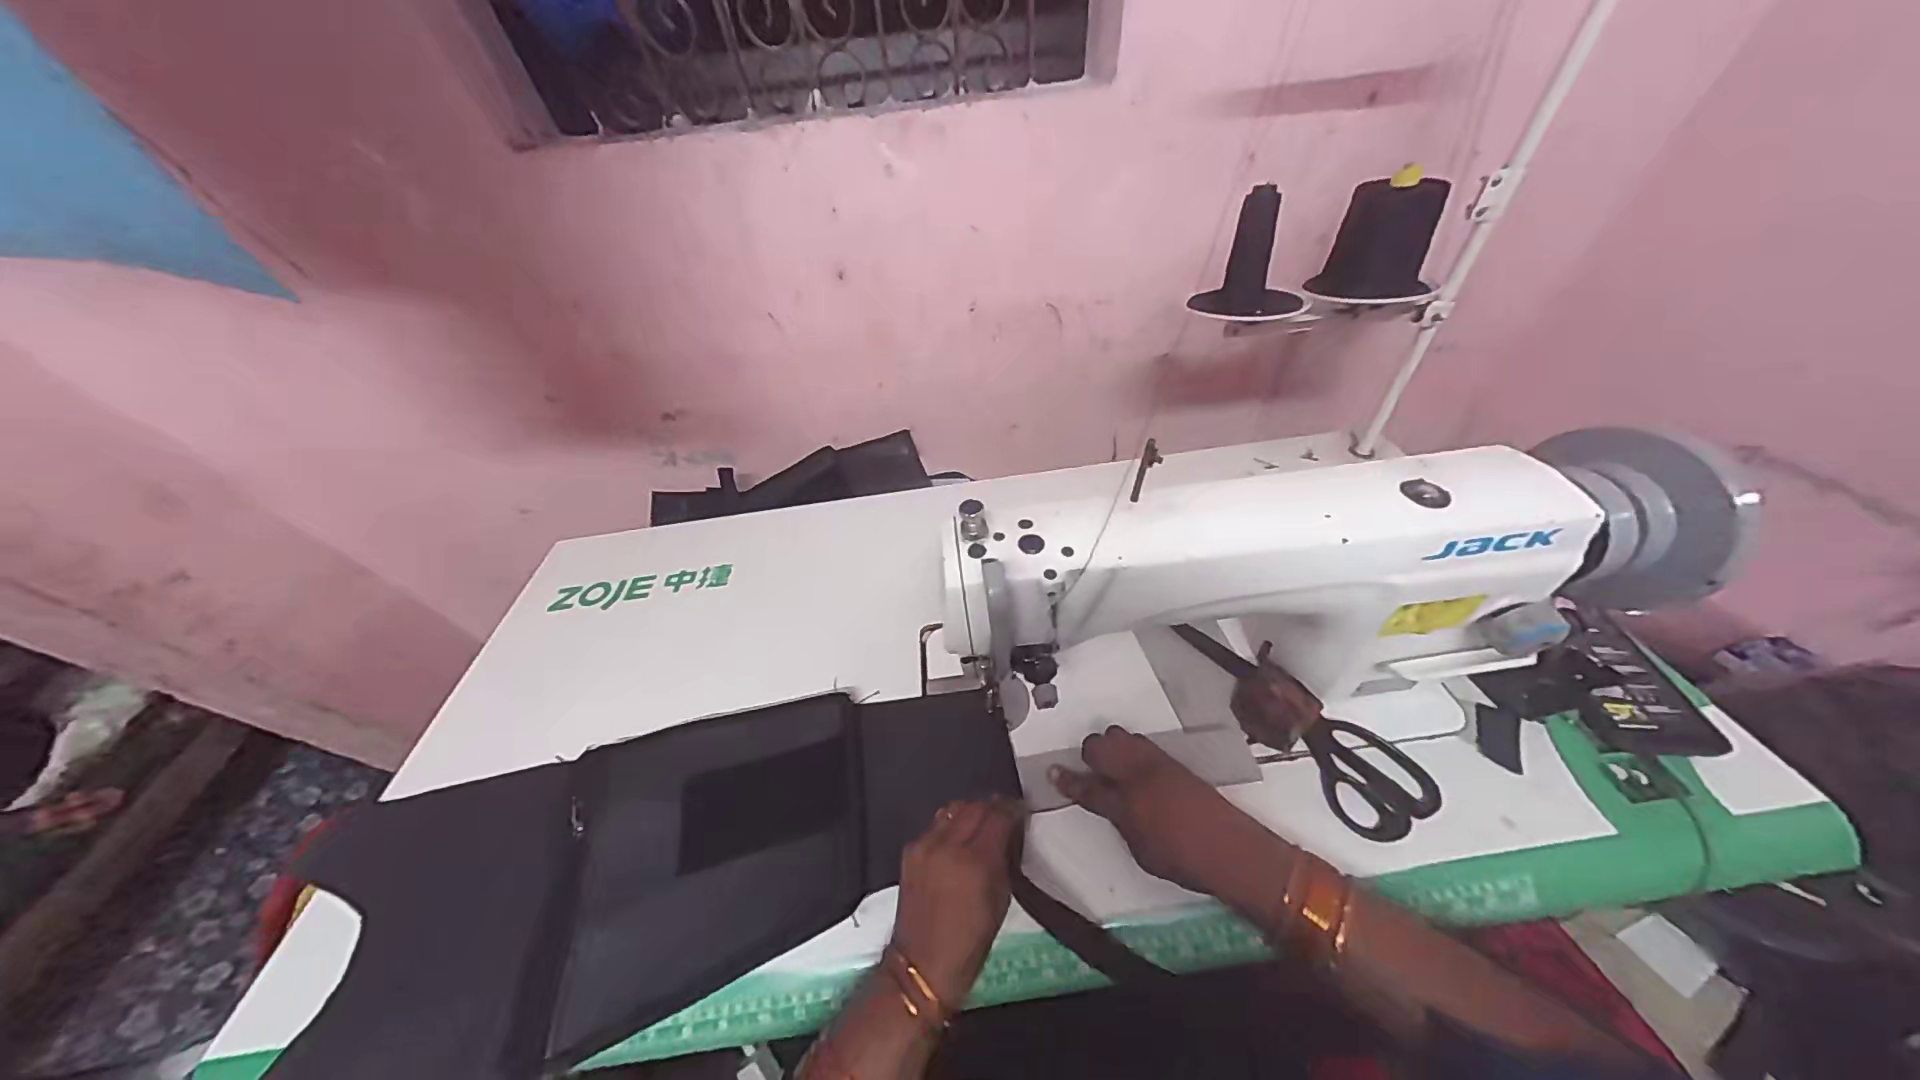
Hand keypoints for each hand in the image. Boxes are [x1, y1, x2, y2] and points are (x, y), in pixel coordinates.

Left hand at [890, 797, 1021, 1005]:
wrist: (921, 965)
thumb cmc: (970, 943)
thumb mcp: (1001, 901)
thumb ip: (1004, 860)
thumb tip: (1009, 834)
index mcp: (976, 861)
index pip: (999, 816)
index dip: (1014, 809)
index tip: (1021, 811)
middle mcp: (948, 845)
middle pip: (976, 806)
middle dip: (994, 806)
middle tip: (1006, 814)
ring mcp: (925, 845)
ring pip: (954, 808)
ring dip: (971, 811)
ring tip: (982, 822)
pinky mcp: (910, 850)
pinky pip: (936, 825)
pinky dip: (951, 825)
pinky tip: (958, 838)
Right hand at [1050, 727, 1290, 909]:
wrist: (1232, 848)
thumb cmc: (1184, 860)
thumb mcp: (1140, 850)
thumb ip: (1119, 821)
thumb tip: (1110, 806)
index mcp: (1125, 804)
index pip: (1086, 787)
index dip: (1067, 780)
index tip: (1053, 772)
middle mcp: (1137, 776)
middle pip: (1099, 747)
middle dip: (1089, 756)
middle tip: (1090, 771)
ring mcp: (1156, 764)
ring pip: (1119, 737)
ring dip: (1110, 747)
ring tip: (1112, 766)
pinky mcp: (1172, 761)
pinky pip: (1140, 743)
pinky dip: (1130, 748)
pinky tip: (1133, 765)